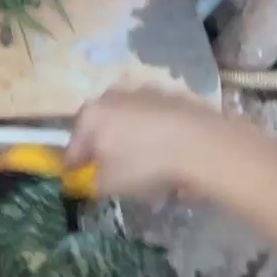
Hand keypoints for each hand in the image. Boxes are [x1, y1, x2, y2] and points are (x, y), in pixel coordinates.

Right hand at [65, 88, 246, 199]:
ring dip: (132, 140)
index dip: (74, 165)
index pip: (73, 145)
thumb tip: (94, 179)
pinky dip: (157, 135)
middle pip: (102, 127)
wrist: (202, 143)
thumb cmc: (144, 163)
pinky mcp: (174, 96)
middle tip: (112, 172)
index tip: (76, 179)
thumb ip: (93, 182)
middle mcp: (113, 96)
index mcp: (91, 114)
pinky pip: (156, 121)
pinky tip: (168, 157)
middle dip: (105, 148)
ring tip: (145, 167)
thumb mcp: (110, 184)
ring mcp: (145, 92)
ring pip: (130, 122)